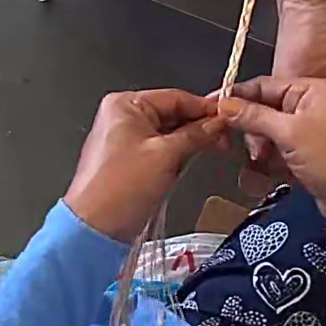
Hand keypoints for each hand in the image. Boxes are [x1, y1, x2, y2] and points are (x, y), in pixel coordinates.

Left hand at [65, 89, 226, 240]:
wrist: (95, 228)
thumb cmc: (119, 188)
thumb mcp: (165, 155)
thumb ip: (195, 135)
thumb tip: (217, 123)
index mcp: (124, 104)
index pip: (175, 97)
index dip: (205, 108)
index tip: (229, 118)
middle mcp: (122, 116)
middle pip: (172, 113)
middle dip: (198, 127)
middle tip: (225, 139)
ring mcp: (125, 138)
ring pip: (168, 133)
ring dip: (189, 143)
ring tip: (213, 151)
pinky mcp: (129, 159)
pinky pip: (159, 149)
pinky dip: (176, 155)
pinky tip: (189, 163)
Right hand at [219, 76, 325, 258]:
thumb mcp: (289, 133)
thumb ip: (253, 116)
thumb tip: (222, 103)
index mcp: (309, 90)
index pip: (262, 85)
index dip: (235, 97)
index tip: (209, 107)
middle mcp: (308, 106)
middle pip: (261, 109)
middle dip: (249, 129)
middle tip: (236, 145)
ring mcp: (307, 132)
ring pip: (265, 133)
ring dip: (258, 148)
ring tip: (260, 162)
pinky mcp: (305, 155)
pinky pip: (275, 152)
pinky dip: (268, 161)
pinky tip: (263, 172)